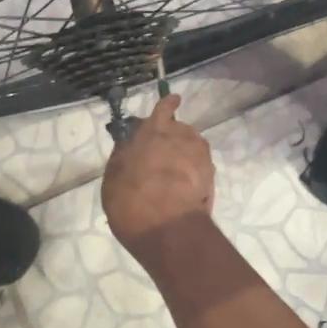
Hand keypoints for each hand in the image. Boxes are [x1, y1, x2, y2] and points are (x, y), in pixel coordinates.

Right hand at [103, 95, 215, 252]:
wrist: (167, 226)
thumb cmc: (131, 198)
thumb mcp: (114, 176)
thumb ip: (123, 155)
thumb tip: (127, 143)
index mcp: (154, 130)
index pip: (164, 108)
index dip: (168, 104)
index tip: (173, 101)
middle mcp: (181, 135)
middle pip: (179, 130)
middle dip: (173, 139)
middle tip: (161, 158)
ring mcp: (201, 155)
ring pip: (192, 149)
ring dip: (185, 157)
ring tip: (173, 178)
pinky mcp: (212, 177)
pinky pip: (200, 169)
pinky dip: (193, 175)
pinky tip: (183, 191)